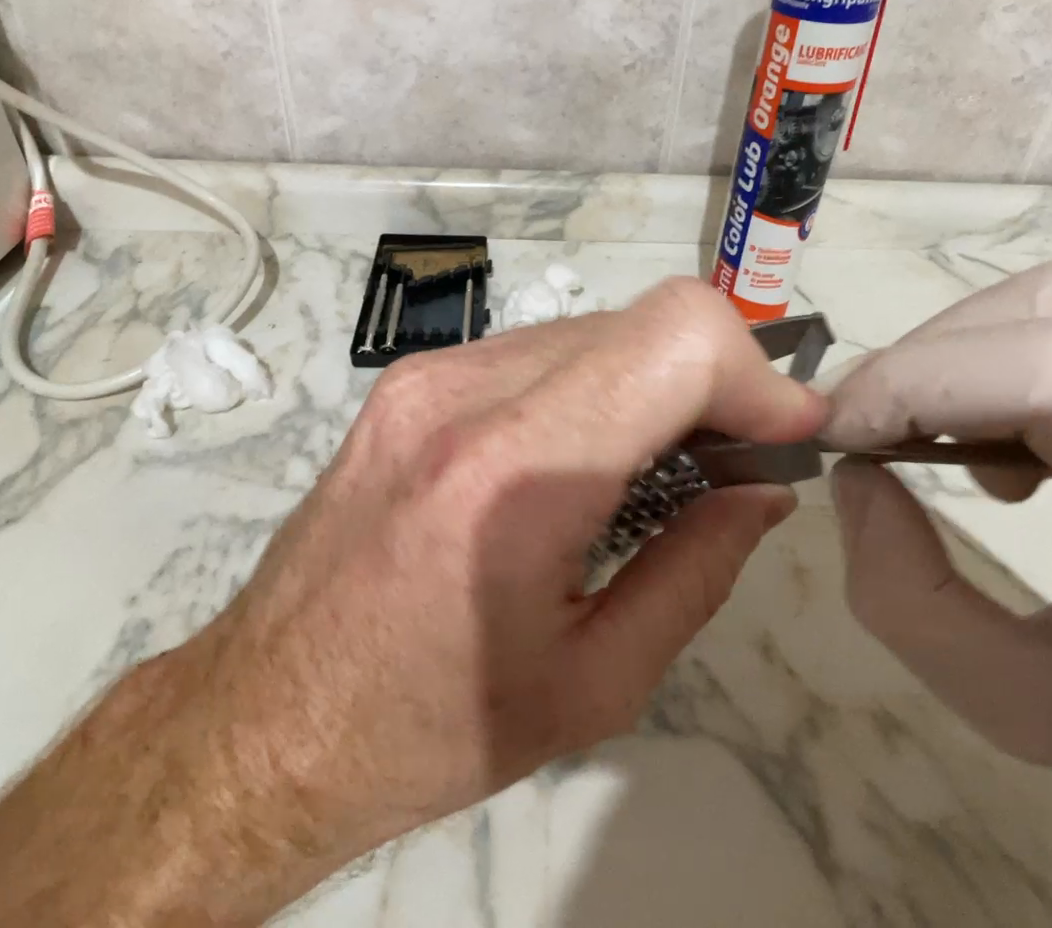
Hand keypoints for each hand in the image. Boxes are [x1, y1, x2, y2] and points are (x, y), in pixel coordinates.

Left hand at [0, 278, 825, 927]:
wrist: (267, 721)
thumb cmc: (431, 728)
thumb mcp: (595, 681)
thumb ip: (696, 569)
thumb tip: (761, 488)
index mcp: (514, 475)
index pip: (676, 338)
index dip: (756, 375)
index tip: (784, 441)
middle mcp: (461, 396)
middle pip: (642, 322)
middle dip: (712, 385)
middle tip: (733, 467)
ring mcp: (421, 380)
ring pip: (591, 332)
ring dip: (651, 387)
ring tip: (659, 474)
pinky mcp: (402, 388)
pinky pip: (533, 356)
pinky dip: (590, 391)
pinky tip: (585, 464)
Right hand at [821, 260, 1051, 924]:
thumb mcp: (1020, 704)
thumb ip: (904, 594)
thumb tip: (853, 475)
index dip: (924, 379)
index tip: (839, 429)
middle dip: (934, 358)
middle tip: (869, 428)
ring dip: (975, 353)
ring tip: (943, 437)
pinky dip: (1028, 360)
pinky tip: (1021, 437)